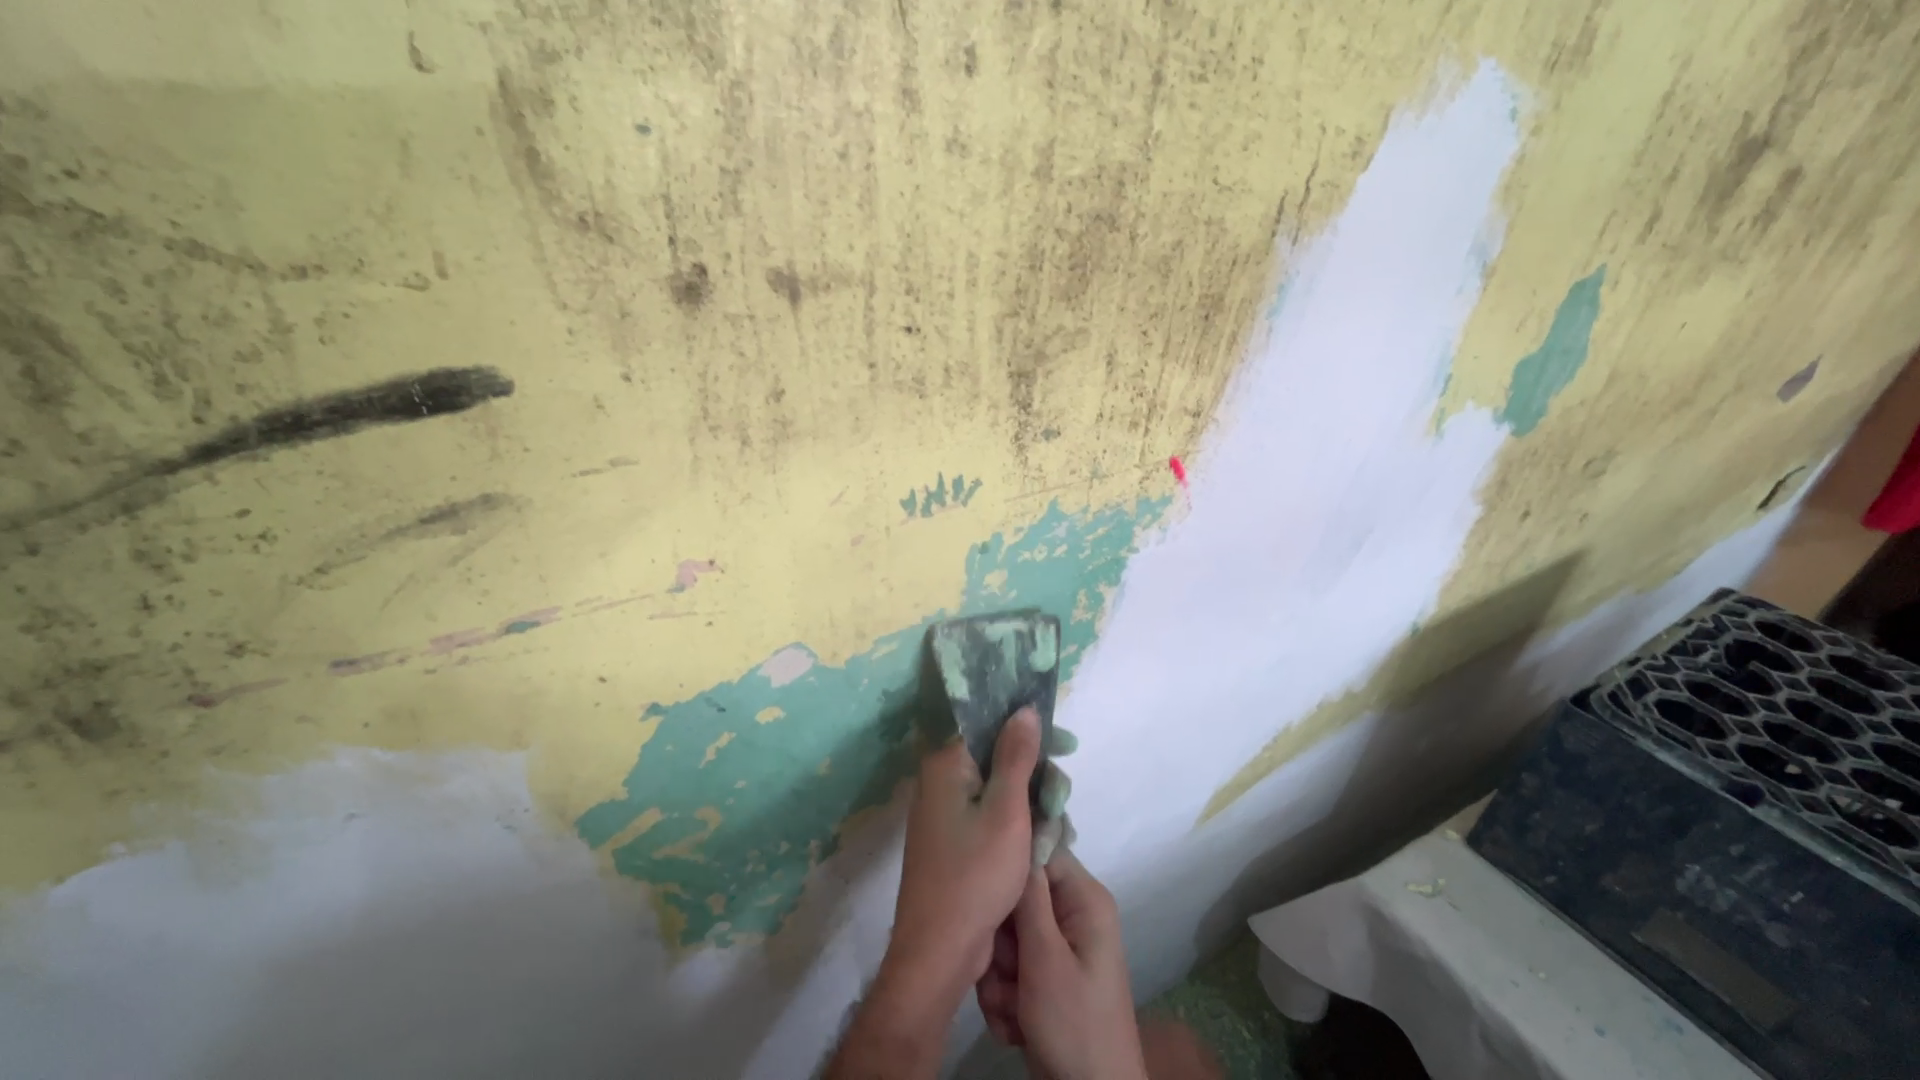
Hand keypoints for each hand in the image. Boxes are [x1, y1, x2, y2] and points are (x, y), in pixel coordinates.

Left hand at [887, 706, 1044, 1002]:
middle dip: (1036, 778)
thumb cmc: (974, 875)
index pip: (992, 728)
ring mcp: (945, 817)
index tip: (1068, 746)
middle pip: (998, 761)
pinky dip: (1018, 828)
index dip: (1031, 733)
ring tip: (1057, 831)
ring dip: (1032, 807)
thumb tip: (1022, 709)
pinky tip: (1043, 845)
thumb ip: (1016, 757)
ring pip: (1000, 794)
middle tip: (1061, 804)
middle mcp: (940, 784)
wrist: (939, 950)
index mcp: (946, 767)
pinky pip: (992, 820)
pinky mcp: (954, 844)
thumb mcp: (1006, 812)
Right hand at [976, 850, 1147, 1079]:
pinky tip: (1017, 1024)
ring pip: (1005, 941)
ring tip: (1014, 1008)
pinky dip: (1005, 1000)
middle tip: (1007, 975)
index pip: (1040, 854)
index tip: (992, 904)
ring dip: (999, 979)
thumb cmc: (1074, 1024)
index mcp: (1085, 901)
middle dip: (1001, 945)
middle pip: (1016, 903)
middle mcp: (1072, 918)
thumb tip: (1021, 841)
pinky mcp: (1043, 980)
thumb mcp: (1045, 958)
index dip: (1011, 874)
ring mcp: (1057, 951)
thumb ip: (1029, 900)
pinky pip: (1008, 972)